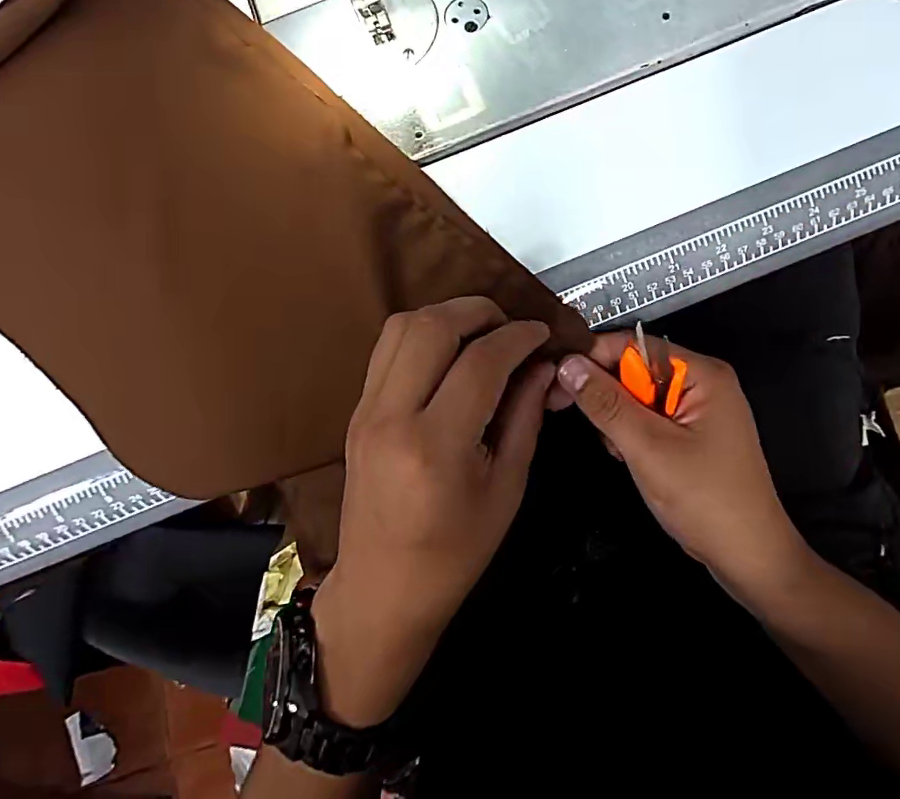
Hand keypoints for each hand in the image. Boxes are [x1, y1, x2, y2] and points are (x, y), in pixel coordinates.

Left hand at [312, 298, 552, 727]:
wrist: (383, 589)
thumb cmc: (455, 550)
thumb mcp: (507, 487)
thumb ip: (525, 416)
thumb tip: (543, 365)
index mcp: (436, 446)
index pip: (481, 361)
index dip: (519, 337)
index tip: (542, 334)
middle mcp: (391, 417)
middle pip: (432, 327)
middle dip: (479, 311)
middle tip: (511, 326)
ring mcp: (365, 410)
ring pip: (401, 326)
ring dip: (447, 315)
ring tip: (482, 332)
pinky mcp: (356, 410)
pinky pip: (387, 348)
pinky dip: (422, 334)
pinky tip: (449, 352)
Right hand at [554, 335, 814, 604]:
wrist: (749, 558)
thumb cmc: (705, 500)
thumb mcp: (647, 448)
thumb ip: (605, 403)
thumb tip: (568, 364)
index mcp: (701, 373)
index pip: (634, 345)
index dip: (594, 358)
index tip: (559, 379)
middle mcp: (702, 382)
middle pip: (635, 369)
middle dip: (608, 395)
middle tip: (591, 425)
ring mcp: (698, 409)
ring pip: (637, 395)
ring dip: (619, 419)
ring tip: (622, 452)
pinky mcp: (691, 433)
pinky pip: (649, 417)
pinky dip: (632, 434)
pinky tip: (631, 459)